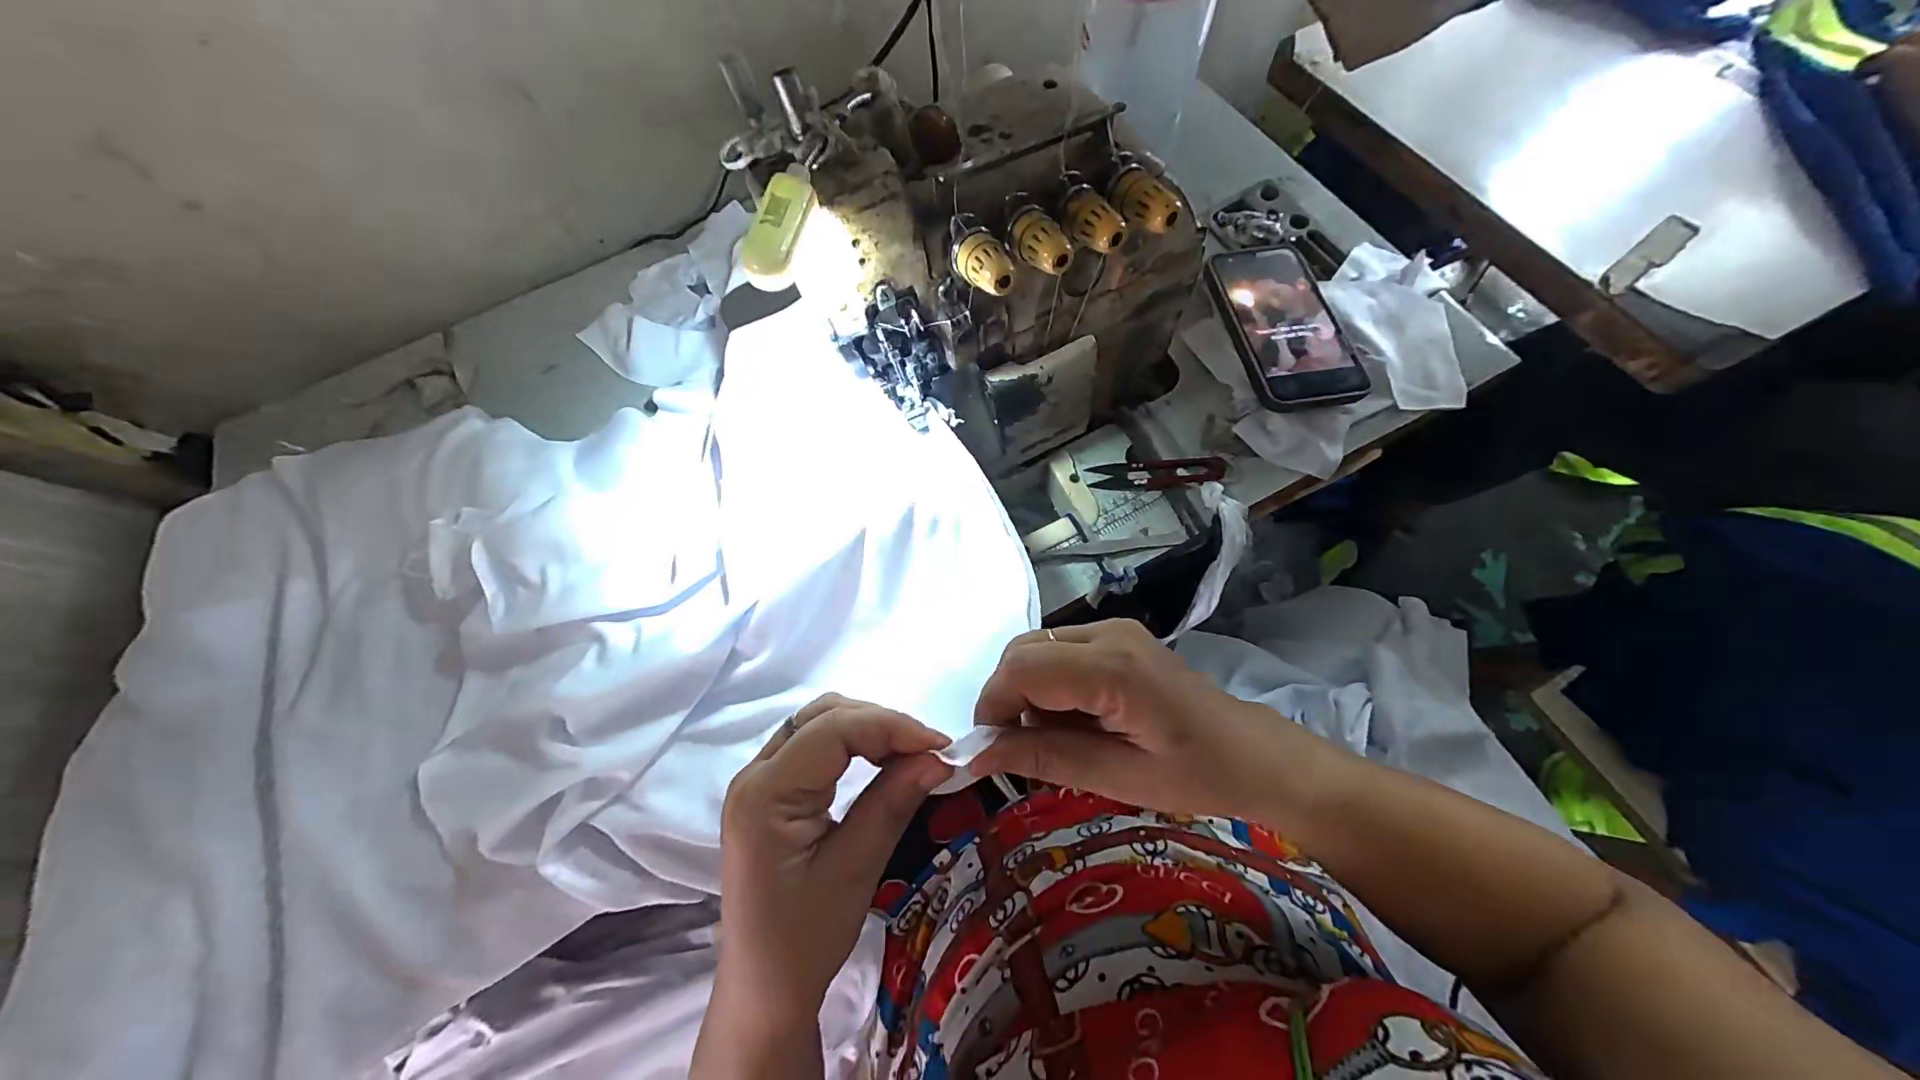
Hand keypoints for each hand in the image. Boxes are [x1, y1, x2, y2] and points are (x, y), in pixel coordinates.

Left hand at [709, 695, 951, 1031]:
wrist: (763, 991)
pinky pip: (813, 747)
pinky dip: (852, 745)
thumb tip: (939, 757)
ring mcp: (758, 783)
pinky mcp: (769, 794)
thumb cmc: (805, 938)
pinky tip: (880, 761)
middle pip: (823, 716)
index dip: (892, 727)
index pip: (834, 729)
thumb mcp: (854, 869)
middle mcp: (754, 774)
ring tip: (910, 753)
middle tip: (929, 750)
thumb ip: (892, 802)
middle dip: (881, 723)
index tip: (942, 746)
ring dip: (867, 728)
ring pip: (818, 724)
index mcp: (765, 792)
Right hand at [970, 620, 1350, 823]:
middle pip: (1022, 651)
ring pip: (1036, 649)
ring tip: (1058, 738)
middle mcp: (1108, 633)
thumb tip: (975, 753)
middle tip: (1024, 748)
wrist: (1256, 755)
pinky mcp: (1118, 637)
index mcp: (1113, 667)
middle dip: (1008, 699)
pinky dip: (1049, 686)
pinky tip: (1077, 720)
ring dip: (1028, 693)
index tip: (992, 752)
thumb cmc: (1196, 775)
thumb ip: (1043, 757)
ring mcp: (1114, 630)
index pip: (1021, 669)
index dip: (994, 708)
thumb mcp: (1117, 778)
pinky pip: (1059, 651)